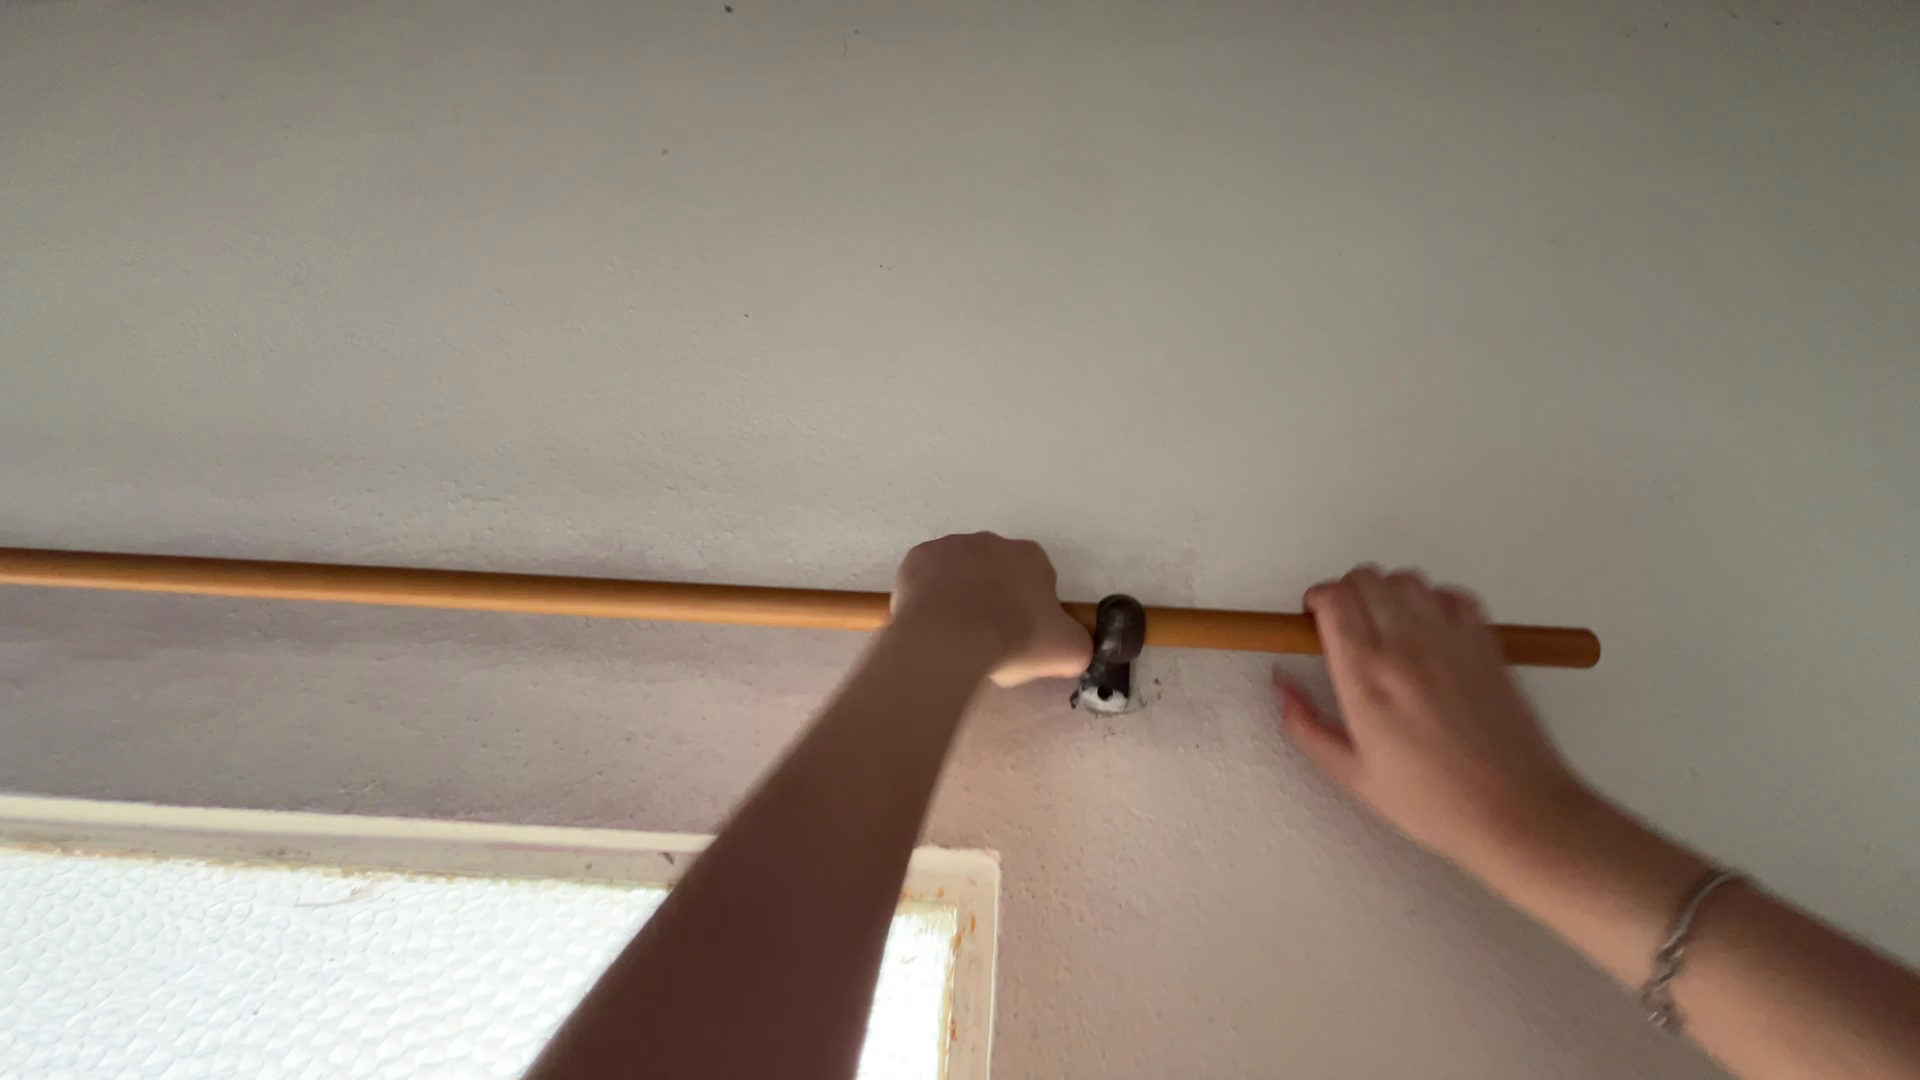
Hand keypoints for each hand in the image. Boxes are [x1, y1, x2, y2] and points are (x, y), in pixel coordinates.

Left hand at [891, 533, 1091, 686]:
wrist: (952, 637)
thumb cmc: (1015, 639)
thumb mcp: (1068, 650)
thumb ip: (1078, 643)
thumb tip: (1073, 645)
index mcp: (1031, 556)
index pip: (1037, 582)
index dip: (1030, 612)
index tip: (1021, 639)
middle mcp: (992, 541)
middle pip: (996, 574)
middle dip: (994, 601)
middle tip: (988, 640)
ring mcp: (951, 545)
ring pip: (960, 574)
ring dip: (960, 597)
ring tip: (955, 635)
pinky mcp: (917, 558)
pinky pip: (926, 578)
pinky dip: (928, 597)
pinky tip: (930, 624)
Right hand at [1277, 566, 1595, 867]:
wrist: (1520, 815)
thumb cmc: (1431, 801)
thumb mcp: (1350, 774)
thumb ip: (1304, 724)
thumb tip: (1281, 682)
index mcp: (1366, 676)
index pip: (1334, 599)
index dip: (1316, 599)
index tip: (1313, 621)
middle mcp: (1406, 646)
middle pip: (1367, 578)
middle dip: (1346, 591)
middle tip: (1344, 622)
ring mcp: (1452, 641)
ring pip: (1407, 579)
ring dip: (1387, 592)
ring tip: (1385, 625)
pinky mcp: (1488, 646)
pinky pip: (1453, 595)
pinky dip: (1433, 601)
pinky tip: (1429, 630)